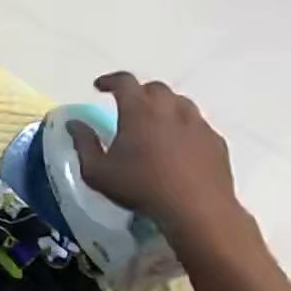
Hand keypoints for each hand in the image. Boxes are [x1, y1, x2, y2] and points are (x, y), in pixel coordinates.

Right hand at [70, 72, 247, 249]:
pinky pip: (197, 125)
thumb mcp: (98, 171)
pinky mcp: (215, 140)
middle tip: (129, 109)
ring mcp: (197, 123)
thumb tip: (74, 124)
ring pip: (179, 103)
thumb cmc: (141, 187)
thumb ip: (83, 144)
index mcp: (139, 109)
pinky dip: (184, 128)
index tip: (100, 87)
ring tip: (155, 127)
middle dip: (139, 94)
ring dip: (164, 108)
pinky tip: (179, 148)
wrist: (196, 209)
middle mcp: (170, 107)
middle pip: (154, 88)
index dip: (110, 81)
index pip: (124, 81)